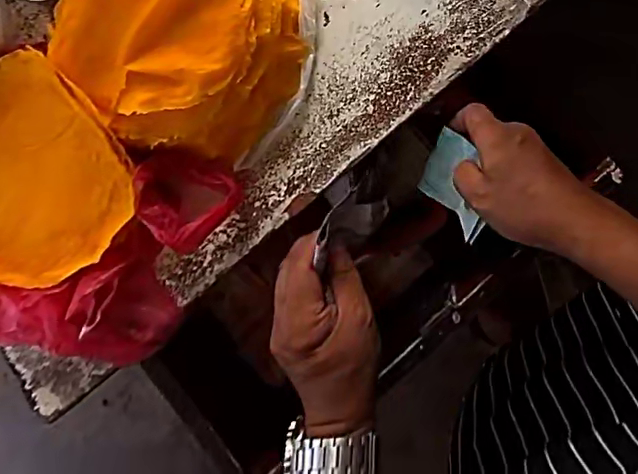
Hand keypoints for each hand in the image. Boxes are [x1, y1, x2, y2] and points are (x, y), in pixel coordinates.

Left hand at [270, 231, 378, 436]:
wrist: (340, 408)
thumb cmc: (354, 367)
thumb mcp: (360, 317)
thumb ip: (344, 276)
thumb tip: (335, 245)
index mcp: (298, 321)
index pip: (297, 265)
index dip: (314, 241)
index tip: (335, 229)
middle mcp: (280, 323)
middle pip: (287, 268)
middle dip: (309, 247)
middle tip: (335, 238)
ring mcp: (277, 328)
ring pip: (284, 277)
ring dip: (306, 259)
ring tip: (332, 252)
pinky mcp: (282, 331)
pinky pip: (288, 291)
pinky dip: (303, 275)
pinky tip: (322, 273)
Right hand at [451, 103, 619, 255]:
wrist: (573, 218)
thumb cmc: (525, 206)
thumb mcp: (478, 197)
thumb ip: (461, 175)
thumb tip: (462, 165)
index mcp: (496, 134)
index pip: (470, 111)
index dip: (456, 122)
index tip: (449, 141)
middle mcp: (516, 131)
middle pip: (487, 130)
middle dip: (474, 151)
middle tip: (468, 178)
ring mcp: (533, 143)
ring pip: (502, 146)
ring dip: (493, 165)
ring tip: (491, 195)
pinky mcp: (545, 158)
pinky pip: (517, 157)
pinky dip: (509, 172)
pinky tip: (511, 198)